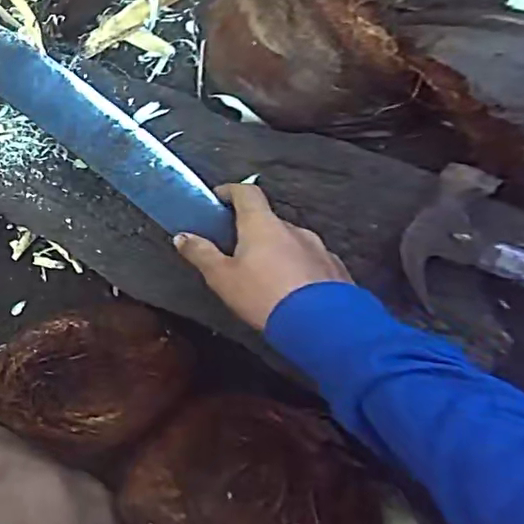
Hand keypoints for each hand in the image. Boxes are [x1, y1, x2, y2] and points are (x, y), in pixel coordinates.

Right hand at [173, 183, 351, 329]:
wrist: (330, 331)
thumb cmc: (266, 296)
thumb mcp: (221, 277)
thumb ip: (200, 253)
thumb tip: (183, 237)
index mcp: (263, 225)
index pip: (246, 193)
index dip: (229, 192)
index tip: (216, 200)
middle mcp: (294, 231)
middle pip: (268, 220)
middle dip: (250, 230)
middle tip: (233, 249)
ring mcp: (321, 251)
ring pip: (291, 242)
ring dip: (276, 251)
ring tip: (263, 275)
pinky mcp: (340, 273)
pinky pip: (311, 262)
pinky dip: (298, 268)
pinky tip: (291, 290)